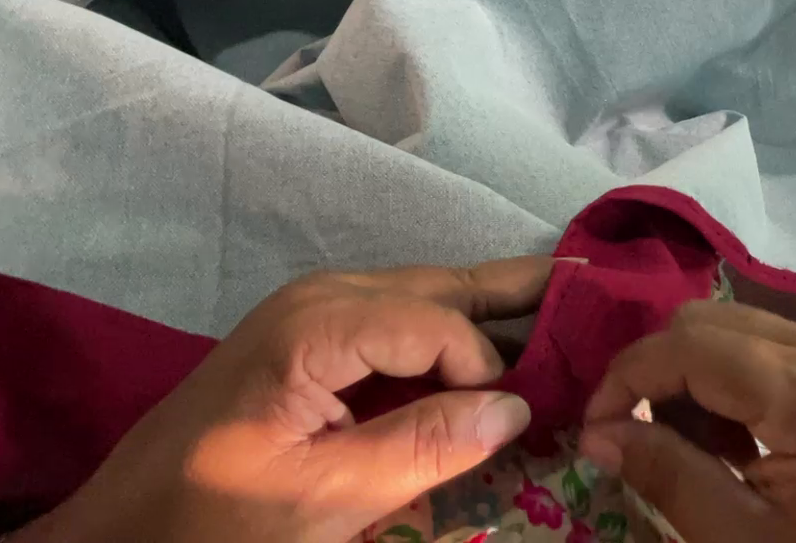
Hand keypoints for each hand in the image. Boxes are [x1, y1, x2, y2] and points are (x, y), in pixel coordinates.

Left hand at [11, 258, 554, 542]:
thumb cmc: (208, 531)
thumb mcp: (321, 505)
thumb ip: (424, 448)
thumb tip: (517, 406)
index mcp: (319, 324)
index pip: (436, 322)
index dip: (485, 366)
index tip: (513, 419)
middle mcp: (325, 293)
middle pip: (441, 285)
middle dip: (514, 288)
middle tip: (586, 278)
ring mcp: (317, 307)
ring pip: (426, 293)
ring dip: (487, 305)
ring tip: (554, 297)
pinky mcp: (313, 330)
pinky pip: (400, 316)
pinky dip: (449, 327)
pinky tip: (486, 333)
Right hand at [578, 300, 795, 542]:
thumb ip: (670, 477)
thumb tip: (596, 432)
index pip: (687, 345)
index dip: (625, 379)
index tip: (588, 430)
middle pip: (703, 323)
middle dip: (654, 374)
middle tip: (631, 441)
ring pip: (725, 329)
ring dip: (686, 380)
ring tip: (684, 453)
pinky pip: (755, 349)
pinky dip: (720, 384)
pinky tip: (728, 446)